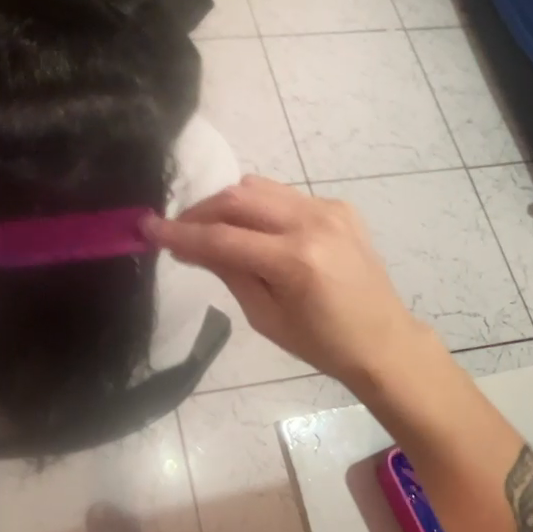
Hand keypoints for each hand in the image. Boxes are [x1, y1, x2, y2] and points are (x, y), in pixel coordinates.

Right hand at [145, 176, 428, 385]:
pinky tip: (255, 231)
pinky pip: (284, 196)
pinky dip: (259, 208)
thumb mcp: (265, 317)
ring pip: (259, 187)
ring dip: (226, 203)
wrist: (384, 340)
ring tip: (210, 227)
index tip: (148, 229)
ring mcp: (328, 210)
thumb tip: (192, 246)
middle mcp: (312, 224)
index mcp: (295, 261)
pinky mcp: (338, 206)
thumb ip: (228, 272)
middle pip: (238, 198)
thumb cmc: (321, 344)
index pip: (222, 238)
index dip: (181, 234)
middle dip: (200, 211)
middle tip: (178, 231)